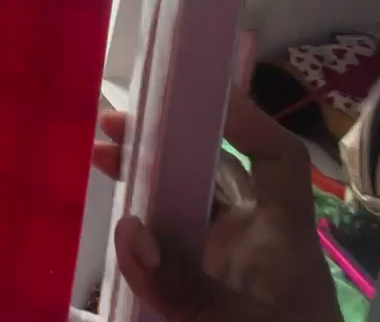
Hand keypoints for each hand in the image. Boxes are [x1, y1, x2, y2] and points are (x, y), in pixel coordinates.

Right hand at [93, 93, 342, 321]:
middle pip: (216, 168)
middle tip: (112, 125)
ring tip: (98, 154)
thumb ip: (182, 285)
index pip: (278, 159)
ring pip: (186, 198)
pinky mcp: (199, 286)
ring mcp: (226, 263)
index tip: (191, 94)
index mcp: (282, 238)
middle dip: (165, 139)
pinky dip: (138, 215)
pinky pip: (167, 237)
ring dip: (144, 171)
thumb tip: (125, 227)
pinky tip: (108, 208)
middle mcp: (255, 240)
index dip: (245, 118)